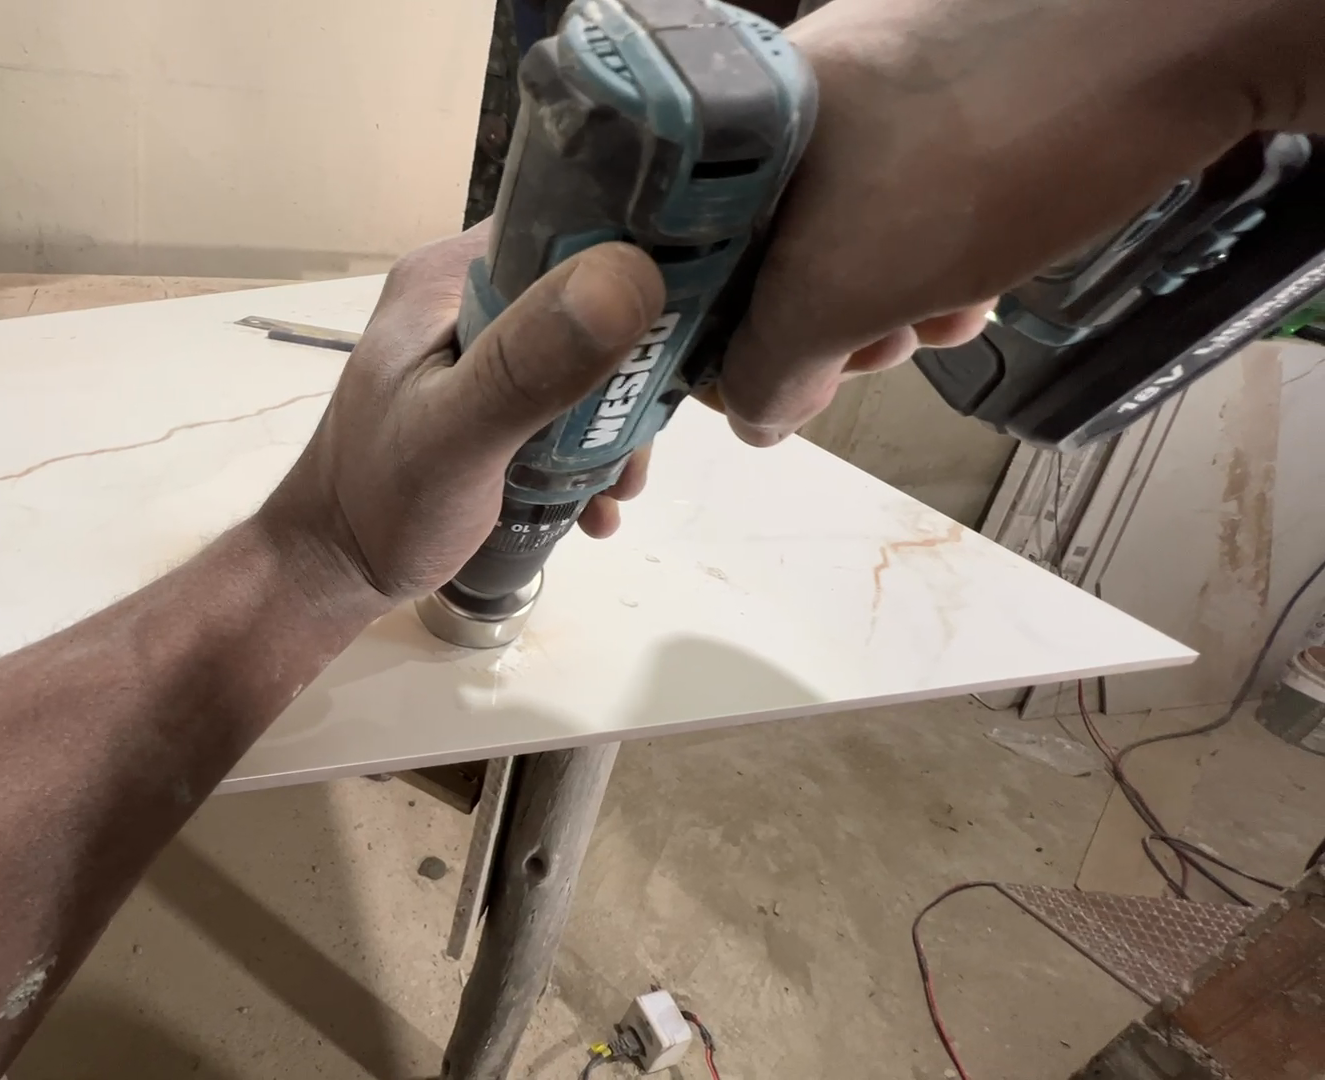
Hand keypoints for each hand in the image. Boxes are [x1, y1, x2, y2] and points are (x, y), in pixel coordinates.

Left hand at [262, 224, 663, 599]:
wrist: (336, 569)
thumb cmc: (380, 507)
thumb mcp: (454, 438)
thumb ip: (528, 365)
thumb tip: (633, 275)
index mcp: (448, 278)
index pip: (567, 221)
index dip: (643, 255)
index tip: (691, 321)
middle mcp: (464, 301)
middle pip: (589, 298)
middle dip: (634, 368)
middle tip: (644, 437)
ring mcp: (475, 355)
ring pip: (583, 358)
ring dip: (614, 422)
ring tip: (621, 486)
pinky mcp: (486, 402)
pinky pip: (561, 403)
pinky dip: (587, 450)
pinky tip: (596, 504)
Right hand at [714, 0, 1291, 446]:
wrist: (1205, 9)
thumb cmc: (980, 156)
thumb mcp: (841, 296)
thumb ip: (770, 376)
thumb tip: (752, 424)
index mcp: (720, 133)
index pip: (675, 269)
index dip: (708, 342)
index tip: (762, 383)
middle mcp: (775, 98)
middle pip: (755, 256)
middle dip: (814, 329)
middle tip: (863, 360)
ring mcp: (861, 81)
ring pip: (832, 230)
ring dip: (877, 303)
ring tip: (933, 324)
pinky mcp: (940, 78)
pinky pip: (897, 190)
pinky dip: (925, 252)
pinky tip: (974, 280)